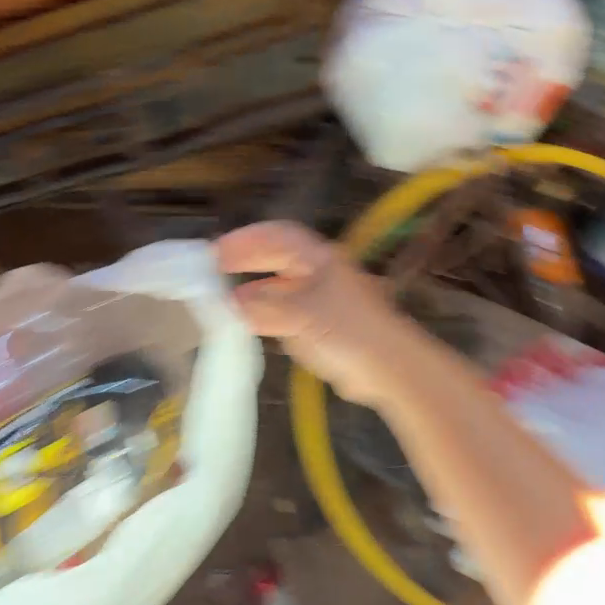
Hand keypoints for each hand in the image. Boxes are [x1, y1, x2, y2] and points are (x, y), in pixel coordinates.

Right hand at [217, 221, 420, 405]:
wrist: (390, 368)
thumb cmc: (348, 330)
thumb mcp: (300, 315)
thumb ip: (262, 308)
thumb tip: (229, 304)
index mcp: (318, 258)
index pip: (278, 236)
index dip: (246, 239)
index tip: (216, 250)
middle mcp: (320, 273)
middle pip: (277, 260)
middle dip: (247, 263)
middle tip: (213, 272)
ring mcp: (322, 300)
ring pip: (280, 289)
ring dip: (254, 292)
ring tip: (224, 303)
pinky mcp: (324, 326)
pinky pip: (286, 314)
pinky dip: (265, 316)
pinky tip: (248, 326)